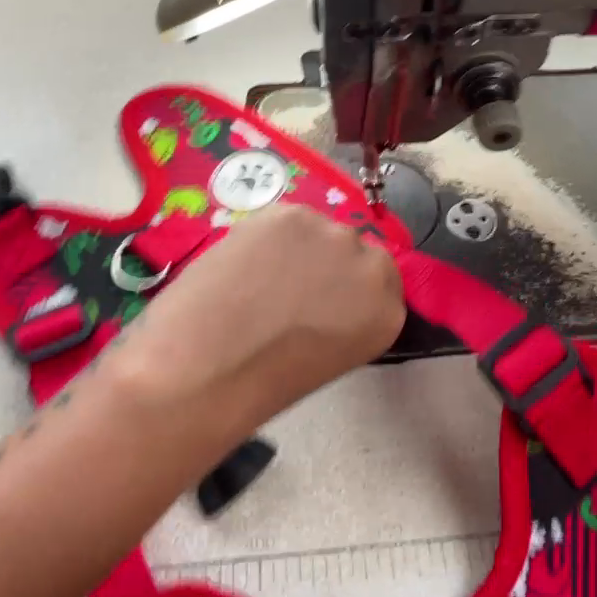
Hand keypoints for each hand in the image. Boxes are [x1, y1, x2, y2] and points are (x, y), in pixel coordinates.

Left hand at [111, 205, 405, 432]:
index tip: (325, 299)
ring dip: (297, 247)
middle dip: (326, 264)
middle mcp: (370, 266)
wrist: (208, 366)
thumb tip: (323, 295)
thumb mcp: (328, 355)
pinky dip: (267, 237)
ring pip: (317, 231)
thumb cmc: (262, 382)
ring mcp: (330, 234)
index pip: (382, 281)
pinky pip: (284, 220)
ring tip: (260, 277)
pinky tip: (245, 263)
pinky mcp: (289, 213)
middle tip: (290, 288)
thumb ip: (343, 317)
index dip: (348, 287)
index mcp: (388, 312)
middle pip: (353, 249)